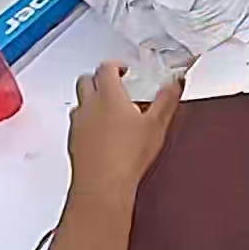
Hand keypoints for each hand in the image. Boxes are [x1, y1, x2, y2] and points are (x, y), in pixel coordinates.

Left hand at [67, 61, 181, 208]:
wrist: (103, 184)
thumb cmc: (127, 155)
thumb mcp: (157, 125)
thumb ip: (166, 100)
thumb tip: (175, 83)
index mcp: (109, 96)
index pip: (106, 68)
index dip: (116, 65)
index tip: (124, 69)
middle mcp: (89, 105)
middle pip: (87, 80)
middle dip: (100, 78)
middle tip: (115, 83)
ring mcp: (78, 123)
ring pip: (80, 101)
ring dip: (92, 99)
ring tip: (110, 108)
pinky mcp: (74, 140)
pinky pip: (78, 122)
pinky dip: (88, 120)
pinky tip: (102, 132)